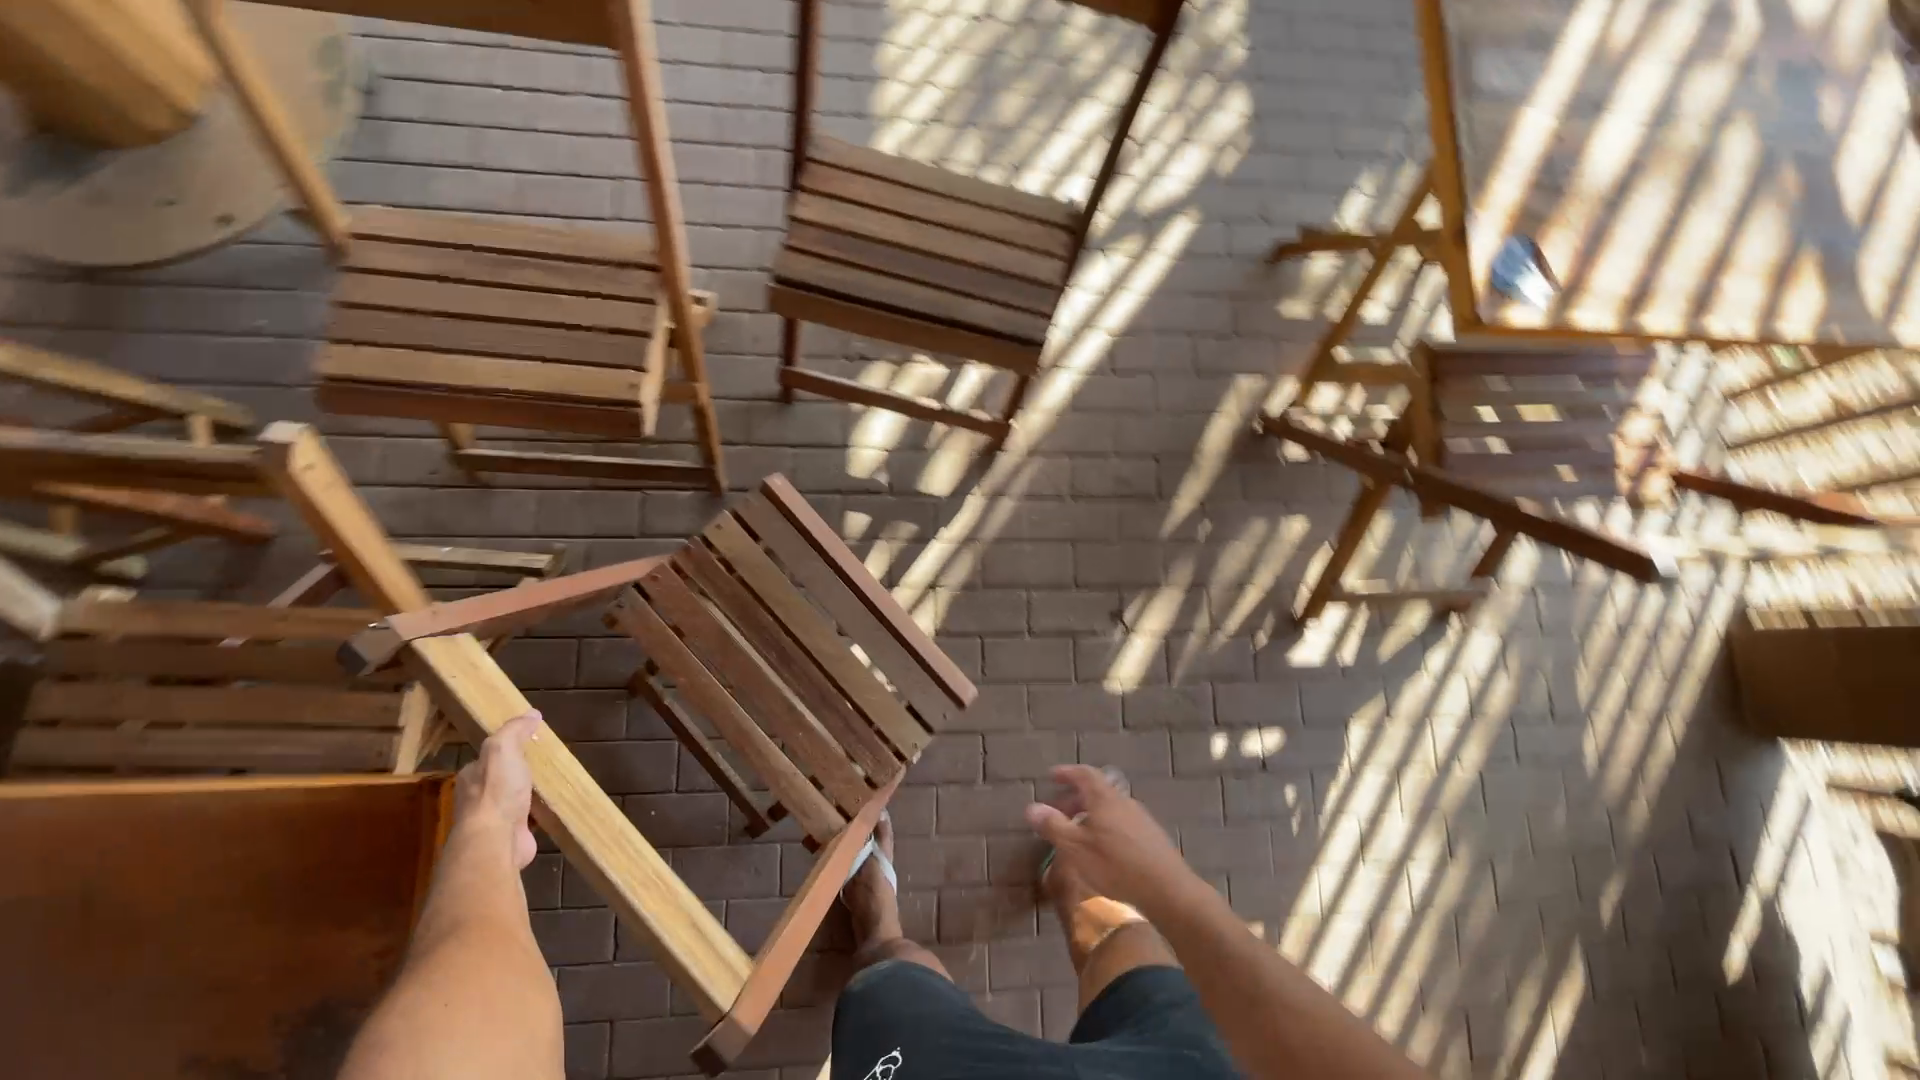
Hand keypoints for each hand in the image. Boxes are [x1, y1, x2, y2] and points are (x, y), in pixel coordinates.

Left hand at [453, 712, 541, 869]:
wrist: (496, 841)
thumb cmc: (496, 792)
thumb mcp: (503, 749)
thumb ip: (515, 730)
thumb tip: (531, 713)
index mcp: (471, 776)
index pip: (487, 758)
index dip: (506, 750)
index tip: (528, 744)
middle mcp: (477, 798)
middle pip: (500, 780)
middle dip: (519, 773)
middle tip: (544, 763)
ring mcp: (494, 820)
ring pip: (514, 800)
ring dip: (530, 795)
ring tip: (553, 783)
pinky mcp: (512, 836)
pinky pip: (528, 819)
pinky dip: (539, 814)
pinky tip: (553, 807)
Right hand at [1024, 764, 1195, 914]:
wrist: (1167, 889)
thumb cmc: (1116, 865)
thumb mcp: (1076, 848)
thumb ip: (1053, 826)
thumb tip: (1031, 807)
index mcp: (1105, 798)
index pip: (1084, 774)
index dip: (1067, 773)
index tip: (1051, 776)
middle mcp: (1124, 802)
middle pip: (1096, 791)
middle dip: (1074, 797)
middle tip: (1057, 812)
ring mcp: (1140, 819)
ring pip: (1109, 808)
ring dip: (1089, 813)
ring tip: (1076, 832)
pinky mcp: (1150, 837)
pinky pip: (1120, 821)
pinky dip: (1104, 825)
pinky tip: (1100, 848)